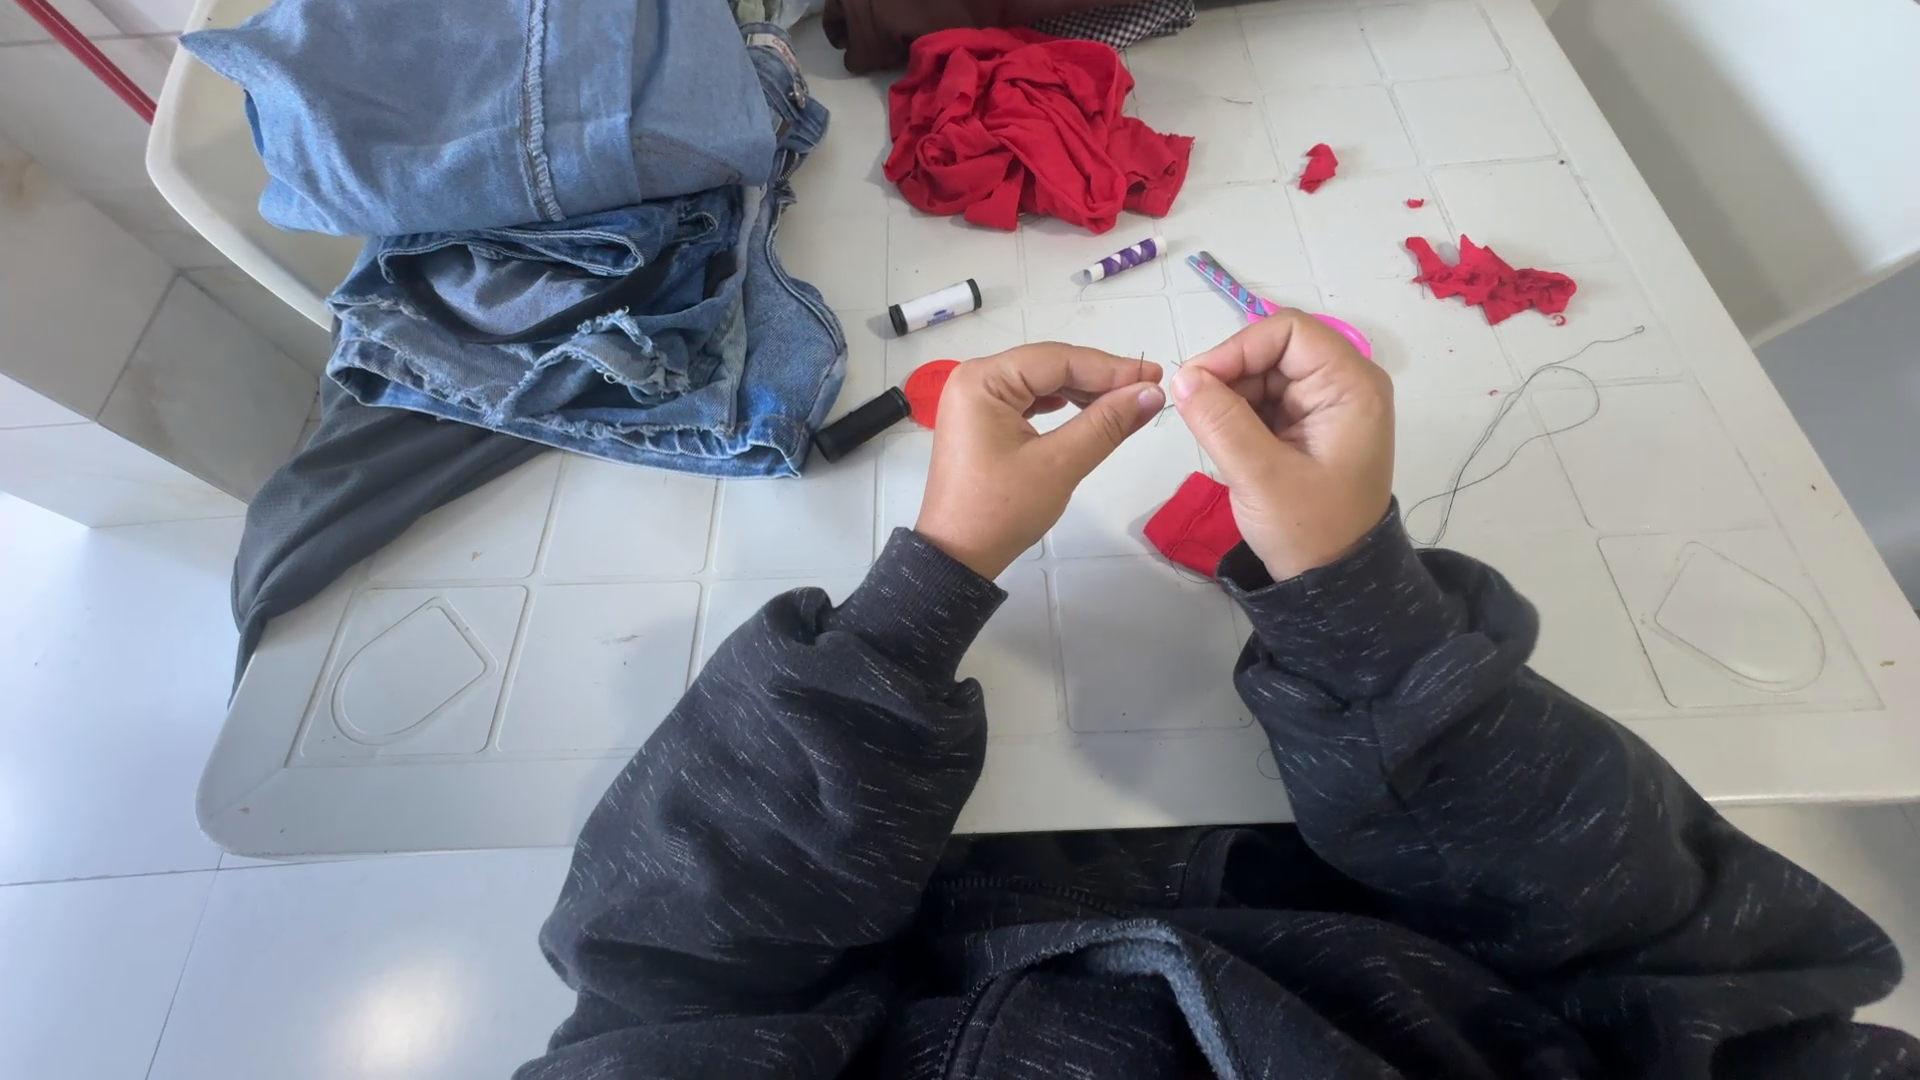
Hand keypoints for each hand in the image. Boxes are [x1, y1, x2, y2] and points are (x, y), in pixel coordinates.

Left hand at [917, 344, 1165, 579]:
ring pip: (1040, 384)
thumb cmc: (1001, 511)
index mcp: (982, 381)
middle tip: (1145, 390)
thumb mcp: (1059, 464)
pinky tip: (1085, 411)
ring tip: (1123, 403)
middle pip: (1048, 367)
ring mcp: (974, 402)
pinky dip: (1059, 407)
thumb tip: (1150, 393)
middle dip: (1098, 379)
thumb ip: (1107, 423)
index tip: (1153, 376)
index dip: (1109, 367)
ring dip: (1082, 393)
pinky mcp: (980, 422)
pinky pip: (1027, 402)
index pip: (1057, 360)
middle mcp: (973, 380)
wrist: (958, 556)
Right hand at [1170, 313, 1393, 581]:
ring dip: (1228, 397)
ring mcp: (1323, 405)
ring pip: (1262, 374)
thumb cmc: (1308, 528)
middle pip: (1273, 350)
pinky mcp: (1304, 425)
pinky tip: (1225, 443)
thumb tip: (1181, 377)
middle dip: (1228, 375)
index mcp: (1349, 386)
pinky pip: (1261, 400)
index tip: (1195, 383)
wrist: (1331, 578)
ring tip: (1211, 436)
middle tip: (1194, 413)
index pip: (1288, 332)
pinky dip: (1235, 414)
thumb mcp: (1260, 476)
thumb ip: (1220, 422)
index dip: (1237, 348)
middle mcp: (1341, 384)